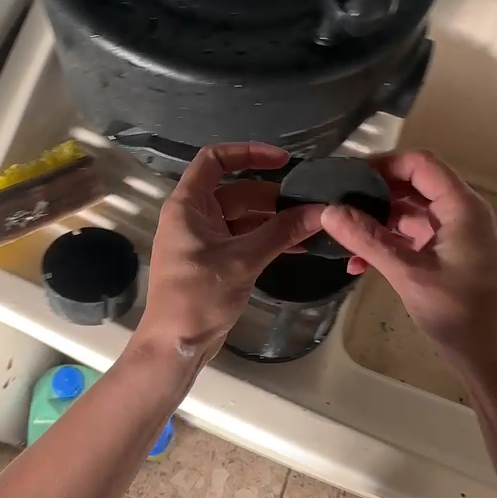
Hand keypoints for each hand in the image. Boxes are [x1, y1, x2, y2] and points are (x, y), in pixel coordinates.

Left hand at [138, 143, 325, 355]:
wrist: (175, 345)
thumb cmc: (197, 296)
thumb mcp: (242, 260)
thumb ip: (281, 232)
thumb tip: (321, 211)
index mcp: (188, 204)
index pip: (214, 159)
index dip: (248, 152)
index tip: (284, 160)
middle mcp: (194, 216)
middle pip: (238, 191)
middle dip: (274, 196)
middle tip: (313, 203)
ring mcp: (205, 239)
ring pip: (246, 217)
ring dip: (276, 221)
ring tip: (314, 225)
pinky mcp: (216, 261)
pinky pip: (246, 240)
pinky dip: (270, 240)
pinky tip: (302, 247)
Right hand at [319, 149, 496, 362]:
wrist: (494, 357)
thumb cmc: (460, 313)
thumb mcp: (409, 274)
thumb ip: (369, 240)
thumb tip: (328, 211)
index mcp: (461, 207)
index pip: (420, 164)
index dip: (383, 164)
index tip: (345, 176)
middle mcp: (460, 213)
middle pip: (413, 185)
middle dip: (373, 193)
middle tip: (335, 203)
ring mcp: (453, 235)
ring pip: (408, 212)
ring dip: (376, 222)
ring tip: (340, 235)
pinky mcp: (446, 256)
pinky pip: (411, 237)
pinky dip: (386, 244)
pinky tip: (357, 263)